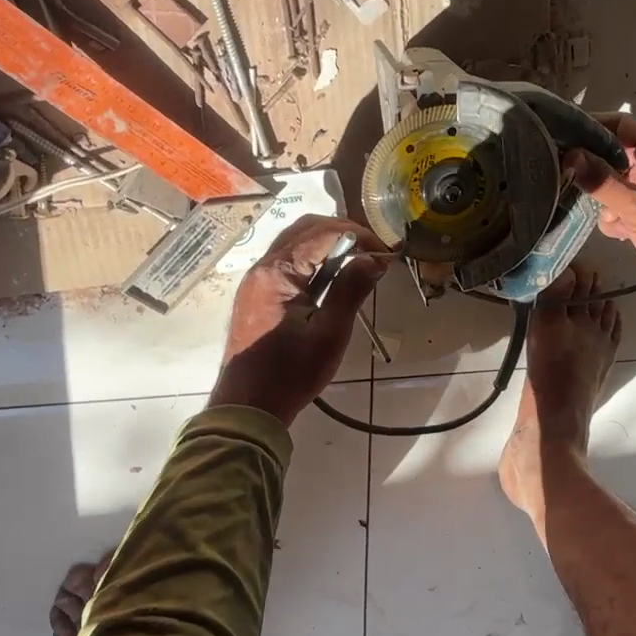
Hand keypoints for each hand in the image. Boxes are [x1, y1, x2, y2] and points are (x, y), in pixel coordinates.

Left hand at [212, 214, 387, 424]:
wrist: (248, 406)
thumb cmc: (292, 373)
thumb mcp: (330, 333)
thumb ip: (350, 290)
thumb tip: (375, 259)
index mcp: (278, 272)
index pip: (324, 233)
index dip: (360, 236)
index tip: (386, 253)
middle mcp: (263, 267)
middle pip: (306, 228)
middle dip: (344, 233)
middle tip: (374, 253)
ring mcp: (257, 279)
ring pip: (296, 241)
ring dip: (329, 243)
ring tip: (359, 262)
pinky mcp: (258, 292)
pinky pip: (289, 259)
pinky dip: (314, 258)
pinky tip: (334, 277)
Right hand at [562, 113, 635, 308]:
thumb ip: (602, 181)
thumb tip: (570, 156)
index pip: (624, 125)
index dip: (596, 124)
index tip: (565, 129)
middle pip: (615, 154)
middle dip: (593, 164)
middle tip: (561, 167)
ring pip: (612, 184)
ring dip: (602, 197)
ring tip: (590, 205)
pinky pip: (617, 209)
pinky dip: (612, 219)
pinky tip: (616, 231)